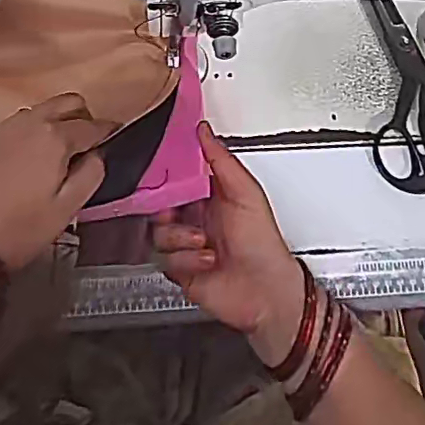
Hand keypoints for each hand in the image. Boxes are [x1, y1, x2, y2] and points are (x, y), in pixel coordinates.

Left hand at [0, 94, 117, 271]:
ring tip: (59, 154)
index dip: (109, 131)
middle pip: (69, 102)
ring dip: (58, 121)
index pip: (94, 125)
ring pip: (44, 109)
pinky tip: (32, 158)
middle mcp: (32, 121)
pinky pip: (23, 121)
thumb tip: (97, 155)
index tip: (117, 138)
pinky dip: (36, 129)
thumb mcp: (67, 209)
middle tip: (88, 145)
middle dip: (84, 118)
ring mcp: (7, 125)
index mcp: (56, 136)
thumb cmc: (20, 227)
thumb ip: (91, 174)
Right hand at [153, 122, 307, 364]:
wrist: (266, 292)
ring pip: (158, 231)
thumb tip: (204, 131)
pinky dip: (186, 259)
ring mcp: (186, 244)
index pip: (178, 177)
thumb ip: (222, 160)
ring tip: (203, 242)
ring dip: (181, 237)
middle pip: (160, 204)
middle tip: (176, 211)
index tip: (162, 170)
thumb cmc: (264, 244)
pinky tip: (207, 260)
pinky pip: (164, 258)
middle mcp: (195, 218)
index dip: (168, 174)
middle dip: (167, 208)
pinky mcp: (180, 268)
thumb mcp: (246, 192)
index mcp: (209, 196)